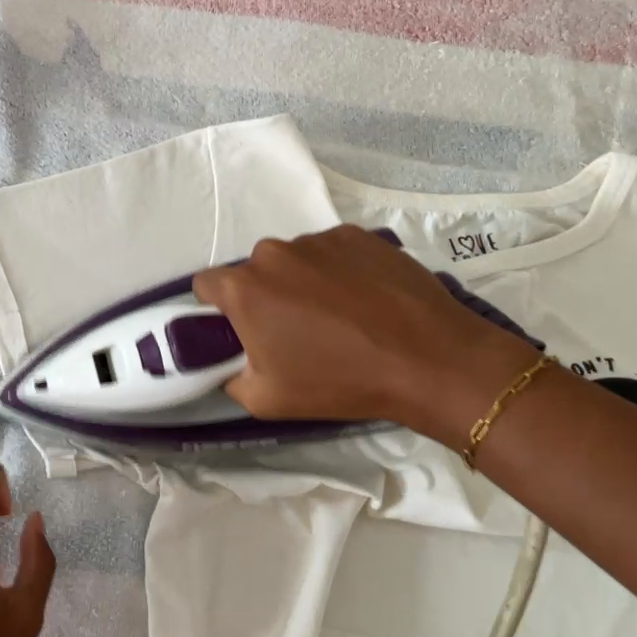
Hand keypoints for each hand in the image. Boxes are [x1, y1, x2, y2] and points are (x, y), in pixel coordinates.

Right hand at [192, 225, 540, 443]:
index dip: (216, 308)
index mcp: (243, 289)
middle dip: (264, 296)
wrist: (432, 361)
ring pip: (293, 260)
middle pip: (252, 271)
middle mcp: (272, 253)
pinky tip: (364, 299)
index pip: (205, 285)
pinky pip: (331, 251)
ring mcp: (318, 240)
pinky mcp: (358, 236)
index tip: (240, 330)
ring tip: (338, 315)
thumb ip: (230, 377)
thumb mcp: (265, 400)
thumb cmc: (341, 381)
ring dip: (302, 281)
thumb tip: (229, 364)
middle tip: (295, 330)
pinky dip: (338, 270)